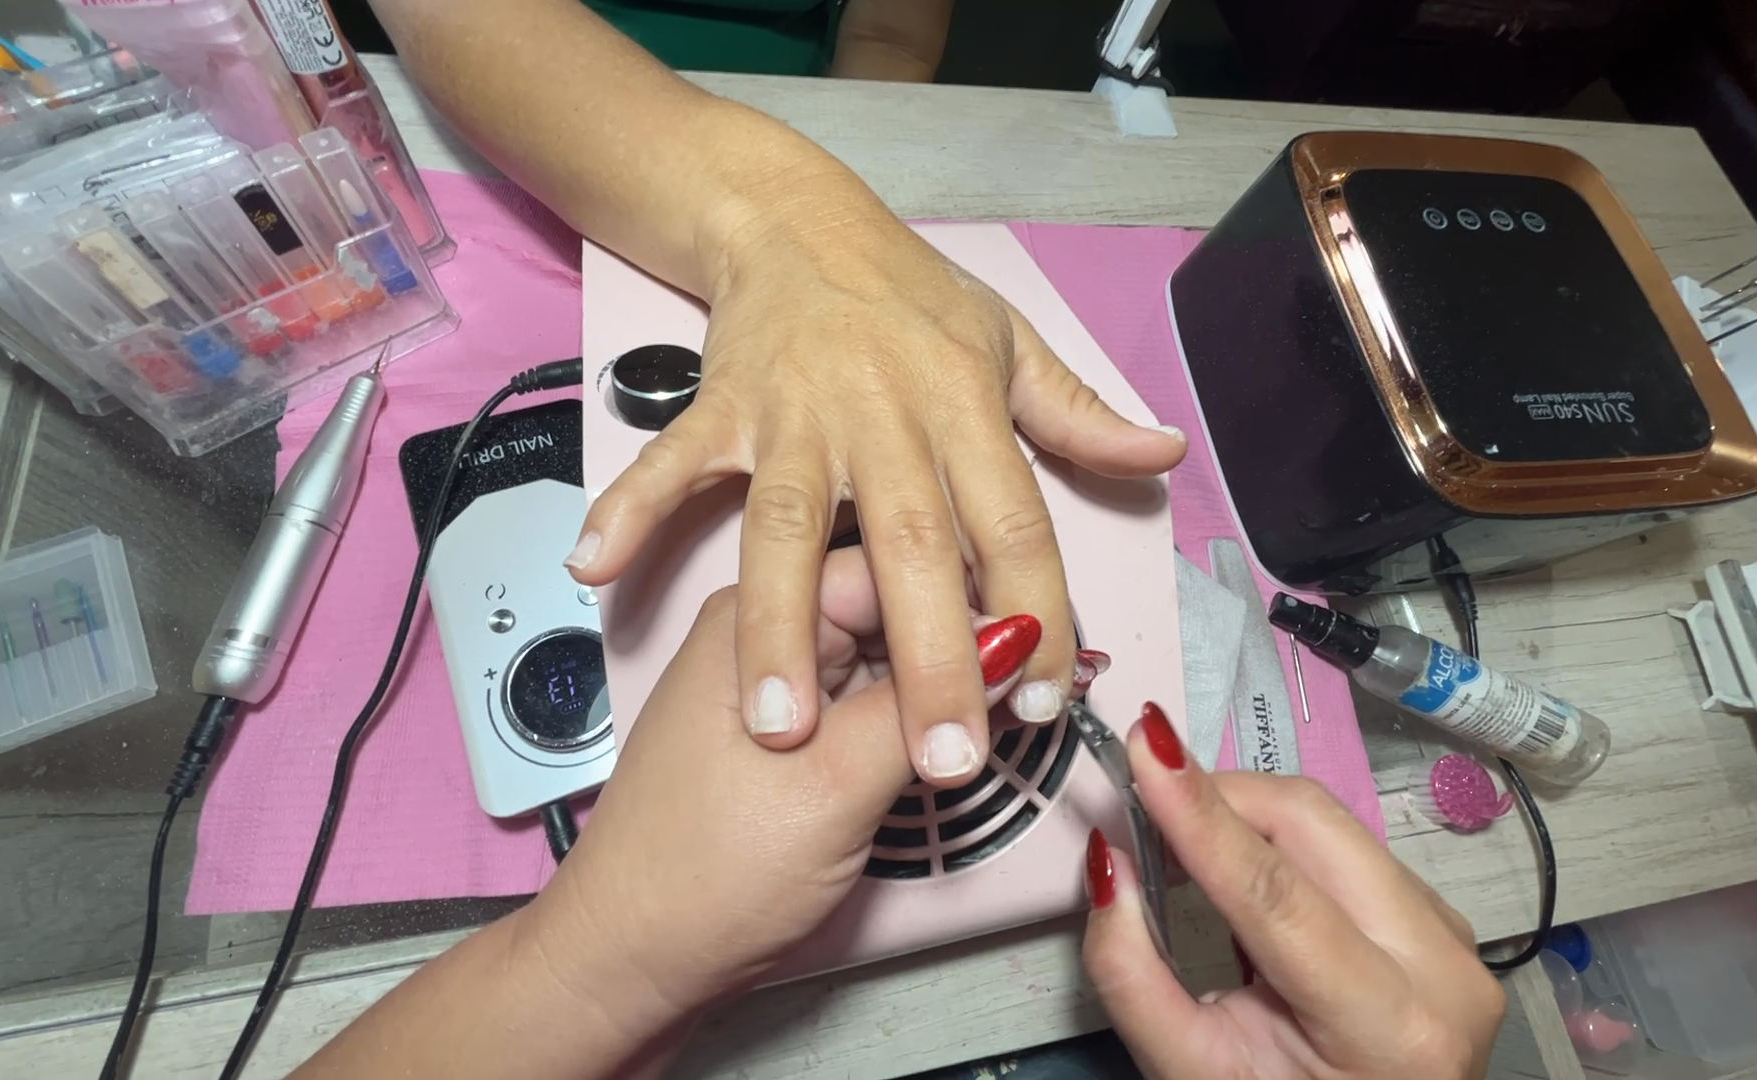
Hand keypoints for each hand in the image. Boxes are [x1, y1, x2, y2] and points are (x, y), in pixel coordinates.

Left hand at [534, 548, 1057, 1020]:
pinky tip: (973, 729)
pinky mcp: (803, 725)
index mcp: (759, 611)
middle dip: (967, 644)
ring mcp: (788, 677)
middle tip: (1045, 675)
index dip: (965, 599)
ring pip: (893, 656)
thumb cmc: (705, 870)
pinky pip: (878, 699)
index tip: (1039, 636)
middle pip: (893, 609)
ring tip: (1022, 702)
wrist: (638, 958)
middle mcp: (772, 627)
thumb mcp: (832, 783)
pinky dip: (926, 715)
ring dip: (952, 683)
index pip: (883, 570)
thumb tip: (1012, 643)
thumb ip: (925, 708)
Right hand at [567, 184, 1183, 788]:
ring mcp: (792, 414)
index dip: (1036, 616)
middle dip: (930, 658)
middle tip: (942, 765)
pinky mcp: (718, 406)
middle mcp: (881, 416)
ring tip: (778, 726)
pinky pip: (671, 463)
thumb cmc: (909, 292)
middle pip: (912, 547)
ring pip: (789, 527)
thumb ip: (1078, 412)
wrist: (797, 221)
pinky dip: (631, 510)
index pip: (1013, 524)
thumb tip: (1163, 455)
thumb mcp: (1006, 342)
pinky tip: (594, 567)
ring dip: (782, 624)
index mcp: (961, 405)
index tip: (1040, 703)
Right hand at [1083, 704, 1504, 1079]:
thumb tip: (1109, 857)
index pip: (1273, 891)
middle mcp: (1439, 961)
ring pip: (1320, 814)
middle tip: (1145, 811)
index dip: (1199, 811)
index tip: (1144, 742)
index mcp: (1388, 1025)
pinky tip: (1236, 861)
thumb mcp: (1185, 1068)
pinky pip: (1334, 832)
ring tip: (1183, 845)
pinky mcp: (1432, 908)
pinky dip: (1265, 827)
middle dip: (1213, 796)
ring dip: (1236, 808)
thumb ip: (1128, 969)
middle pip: (1308, 821)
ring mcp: (1446, 929)